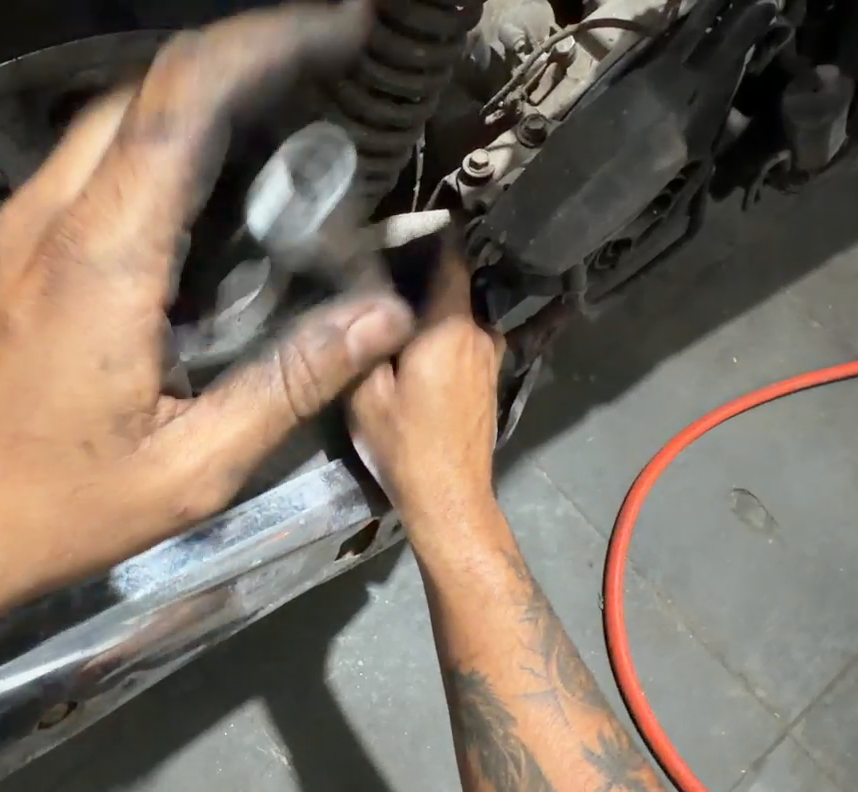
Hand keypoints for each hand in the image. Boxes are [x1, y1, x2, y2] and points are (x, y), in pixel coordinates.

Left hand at [0, 3, 415, 640]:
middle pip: (144, 93)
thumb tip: (380, 319)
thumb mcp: (190, 469)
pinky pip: (78, 182)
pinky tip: (189, 232)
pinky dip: (147, 172)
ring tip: (269, 163)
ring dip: (192, 123)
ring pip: (106, 131)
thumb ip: (287, 384)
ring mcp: (7, 236)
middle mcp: (44, 223)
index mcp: (99, 261)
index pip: (184, 98)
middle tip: (319, 103)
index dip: (271, 41)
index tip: (343, 32)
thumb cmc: (51, 514)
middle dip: (240, 70)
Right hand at [347, 242, 505, 537]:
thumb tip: (366, 300)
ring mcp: (492, 360)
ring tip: (400, 320)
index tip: (405, 228)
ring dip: (437, 314)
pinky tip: (423, 353)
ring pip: (462, 318)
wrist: (449, 497)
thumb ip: (365, 342)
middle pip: (455, 288)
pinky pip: (468, 344)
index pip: (450, 259)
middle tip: (387, 279)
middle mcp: (480, 334)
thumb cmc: (404, 446)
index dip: (429, 237)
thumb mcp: (366, 395)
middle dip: (425, 280)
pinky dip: (449, 339)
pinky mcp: (492, 382)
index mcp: (449, 328)